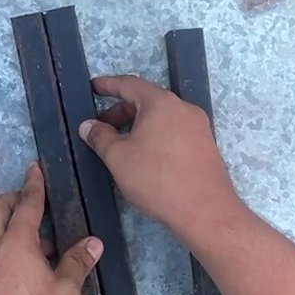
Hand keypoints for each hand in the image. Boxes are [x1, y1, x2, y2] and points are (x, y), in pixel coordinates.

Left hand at [0, 164, 103, 294]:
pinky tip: (25, 273)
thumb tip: (93, 242)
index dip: (34, 185)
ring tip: (41, 246)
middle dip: (13, 199)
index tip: (36, 168)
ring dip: (10, 227)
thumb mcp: (65, 294)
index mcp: (15, 243)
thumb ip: (77, 263)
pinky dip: (5, 249)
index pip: (26, 204)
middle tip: (34, 203)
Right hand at [78, 74, 246, 244]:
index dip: (108, 85)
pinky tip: (146, 157)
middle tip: (103, 129)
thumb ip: (100, 137)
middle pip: (147, 100)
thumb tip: (88, 125)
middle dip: (121, 111)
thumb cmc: (157, 178)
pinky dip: (156, 136)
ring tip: (122, 146)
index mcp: (161, 102)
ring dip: (138, 126)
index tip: (94, 87)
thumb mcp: (118, 158)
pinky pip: (175, 131)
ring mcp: (198, 126)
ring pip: (162, 117)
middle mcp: (183, 108)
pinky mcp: (206, 145)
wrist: (205, 210)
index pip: (130, 84)